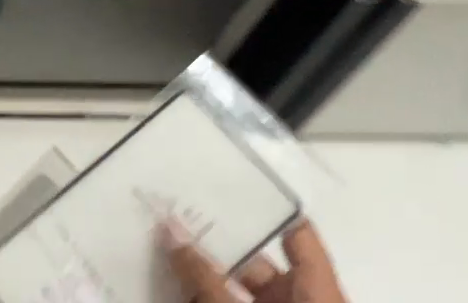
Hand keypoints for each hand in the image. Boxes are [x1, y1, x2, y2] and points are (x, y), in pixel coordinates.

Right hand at [160, 219, 348, 302]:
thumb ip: (204, 276)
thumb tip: (169, 225)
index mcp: (318, 295)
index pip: (297, 234)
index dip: (263, 204)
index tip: (216, 177)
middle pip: (252, 263)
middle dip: (206, 243)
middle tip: (162, 216)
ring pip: (229, 291)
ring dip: (193, 274)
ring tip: (149, 248)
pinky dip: (195, 299)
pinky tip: (160, 287)